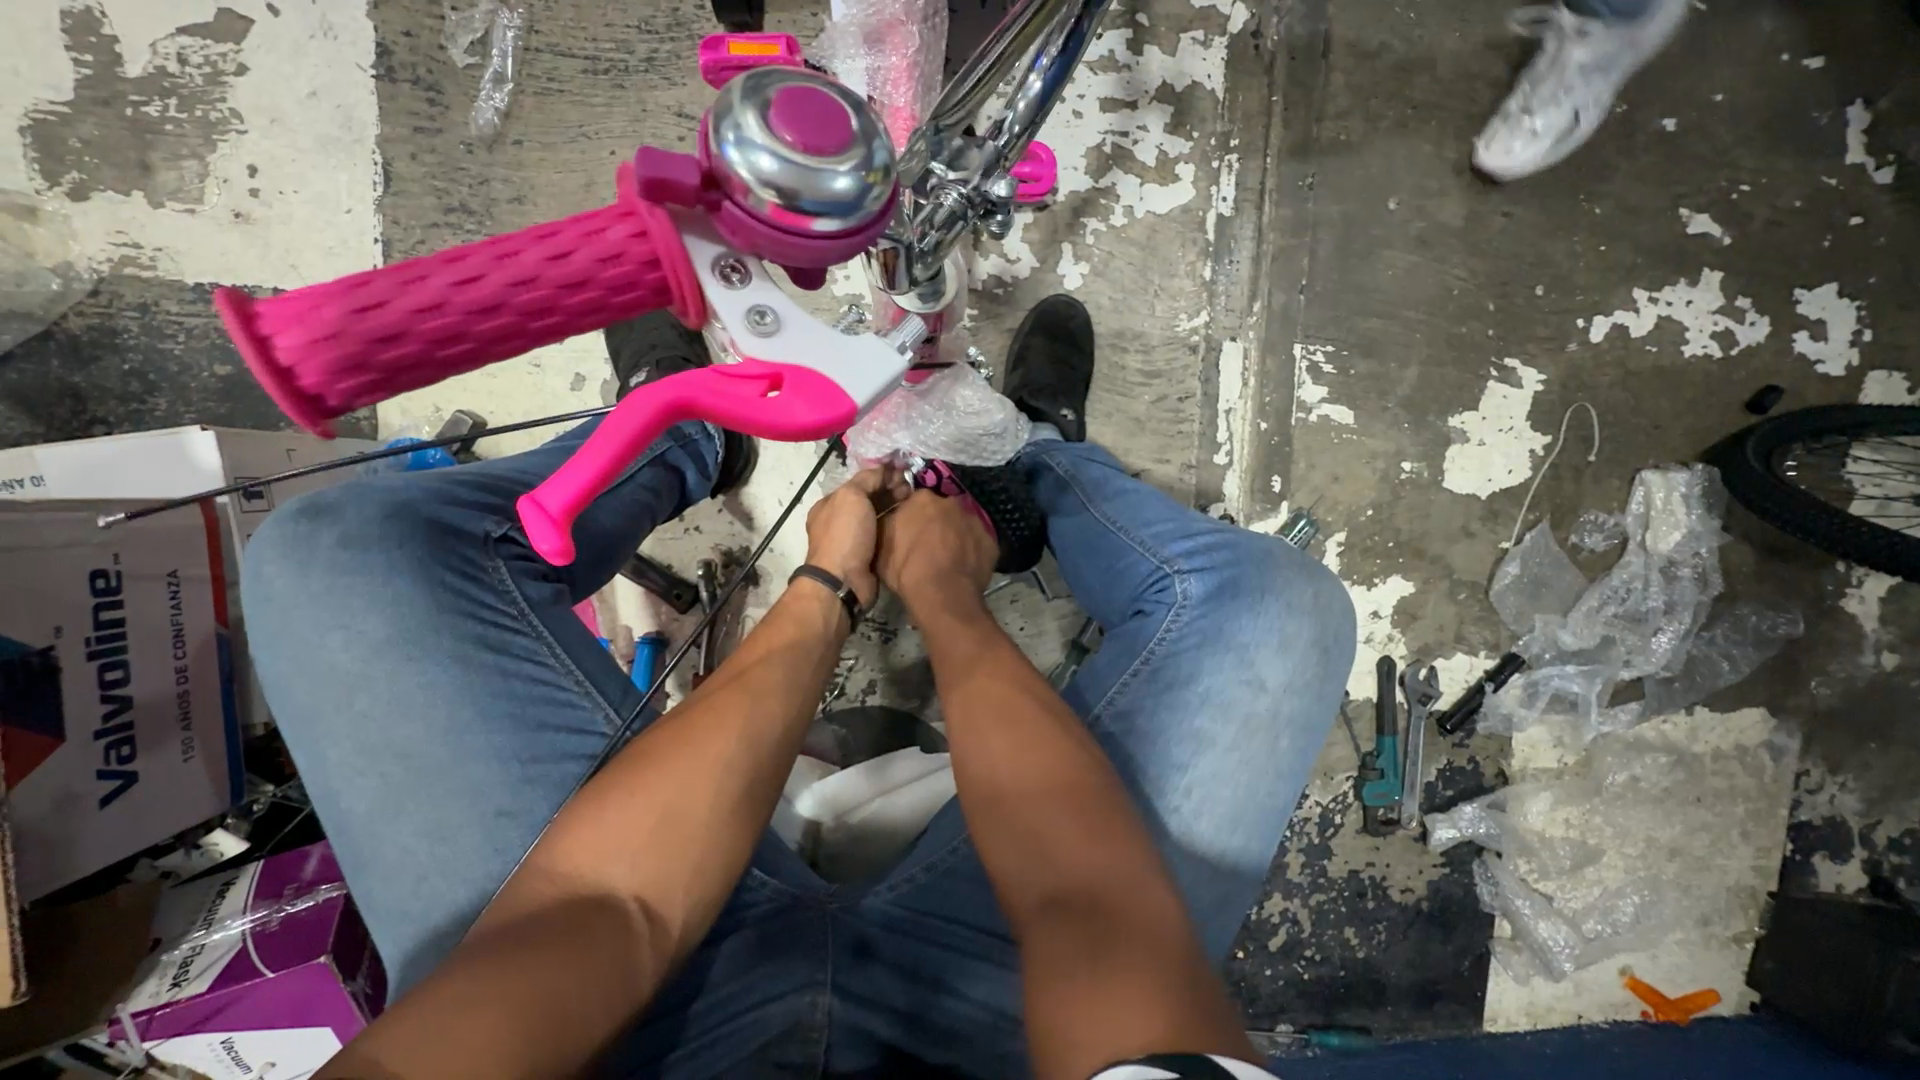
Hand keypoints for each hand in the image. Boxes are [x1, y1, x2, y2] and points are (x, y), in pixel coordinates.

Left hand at [804, 467, 908, 607]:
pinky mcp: (868, 558)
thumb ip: (867, 479)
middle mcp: (839, 522)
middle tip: (913, 488)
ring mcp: (854, 542)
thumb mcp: (852, 496)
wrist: (844, 581)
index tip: (903, 473)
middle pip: (869, 500)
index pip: (859, 484)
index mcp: (830, 504)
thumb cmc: (845, 535)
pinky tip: (912, 524)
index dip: (881, 476)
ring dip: (896, 510)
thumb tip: (885, 469)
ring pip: (879, 519)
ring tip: (916, 503)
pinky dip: (896, 530)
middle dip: (891, 492)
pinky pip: (885, 538)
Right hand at [875, 490, 998, 612]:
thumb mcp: (880, 546)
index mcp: (922, 499)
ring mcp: (975, 521)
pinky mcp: (991, 541)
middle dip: (937, 524)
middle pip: (942, 511)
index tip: (910, 533)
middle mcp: (951, 503)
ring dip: (957, 536)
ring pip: (963, 525)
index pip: (916, 502)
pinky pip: (979, 543)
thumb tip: (892, 520)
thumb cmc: (906, 569)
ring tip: (950, 559)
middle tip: (930, 546)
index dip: (913, 518)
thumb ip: (887, 526)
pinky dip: (973, 552)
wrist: (942, 594)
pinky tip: (965, 568)